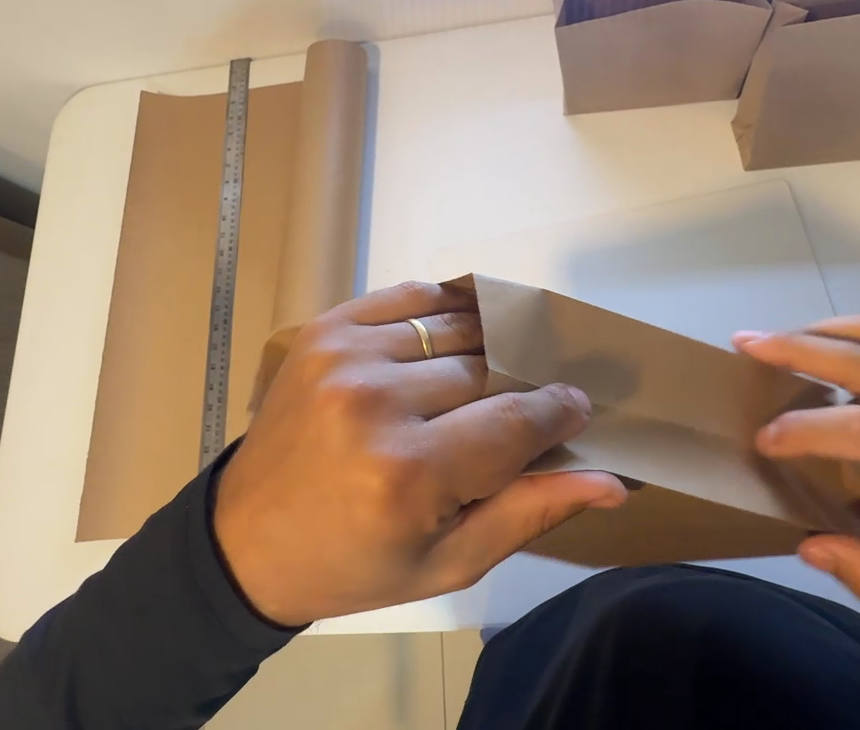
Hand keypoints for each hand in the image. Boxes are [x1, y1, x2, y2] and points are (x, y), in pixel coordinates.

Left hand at [214, 281, 626, 625]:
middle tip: (521, 403)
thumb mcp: (447, 562)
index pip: (516, 421)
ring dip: (480, 348)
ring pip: (454, 329)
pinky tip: (448, 334)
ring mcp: (345, 355)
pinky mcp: (325, 329)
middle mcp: (376, 402)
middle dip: (517, 385)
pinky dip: (440, 309)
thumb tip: (613, 482)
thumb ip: (530, 511)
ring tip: (480, 376)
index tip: (576, 407)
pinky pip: (407, 297)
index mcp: (408, 472)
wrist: (246, 540)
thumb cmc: (354, 562)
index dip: (558, 411)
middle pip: (487, 369)